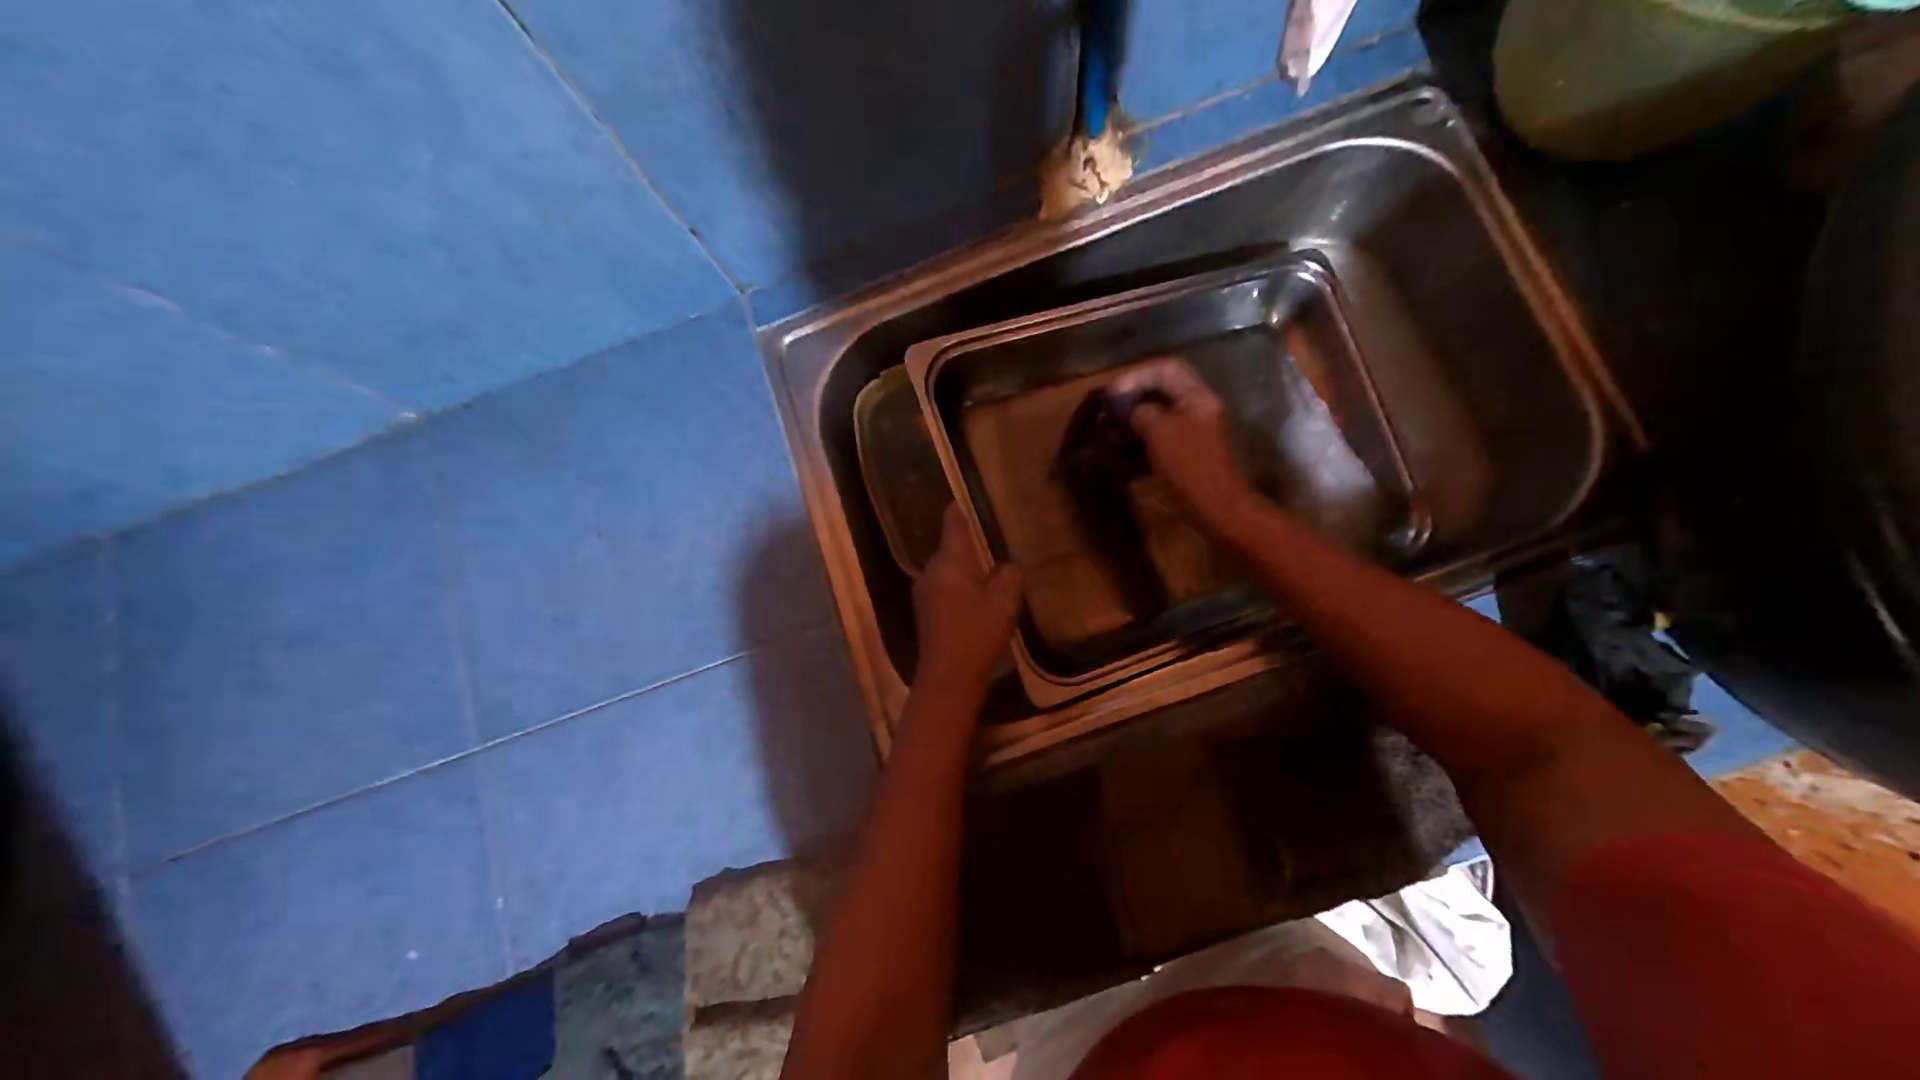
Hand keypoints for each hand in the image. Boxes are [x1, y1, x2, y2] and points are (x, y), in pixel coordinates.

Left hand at [913, 505, 1023, 693]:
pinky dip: (963, 586)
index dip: (964, 506)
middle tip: (1000, 538)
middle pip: (952, 545)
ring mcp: (925, 592)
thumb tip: (1008, 565)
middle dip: (974, 541)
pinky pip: (946, 587)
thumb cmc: (977, 633)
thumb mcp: (1005, 601)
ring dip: (969, 567)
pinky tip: (981, 599)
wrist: (948, 678)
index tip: (977, 496)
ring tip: (995, 569)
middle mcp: (931, 570)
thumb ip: (1010, 574)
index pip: (953, 520)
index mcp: (949, 560)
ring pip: (950, 568)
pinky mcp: (927, 612)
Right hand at [1110, 358, 1257, 531]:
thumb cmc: (1188, 466)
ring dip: (1133, 420)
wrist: (1215, 507)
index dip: (1135, 376)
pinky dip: (1140, 440)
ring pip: (1158, 415)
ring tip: (1111, 431)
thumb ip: (1140, 412)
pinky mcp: (1186, 453)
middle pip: (1161, 391)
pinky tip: (1122, 452)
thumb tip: (1125, 407)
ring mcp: (1193, 432)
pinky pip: (1159, 437)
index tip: (1112, 393)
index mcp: (1197, 397)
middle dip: (1132, 398)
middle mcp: (1197, 408)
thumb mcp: (1159, 432)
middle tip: (1109, 410)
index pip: (1165, 369)